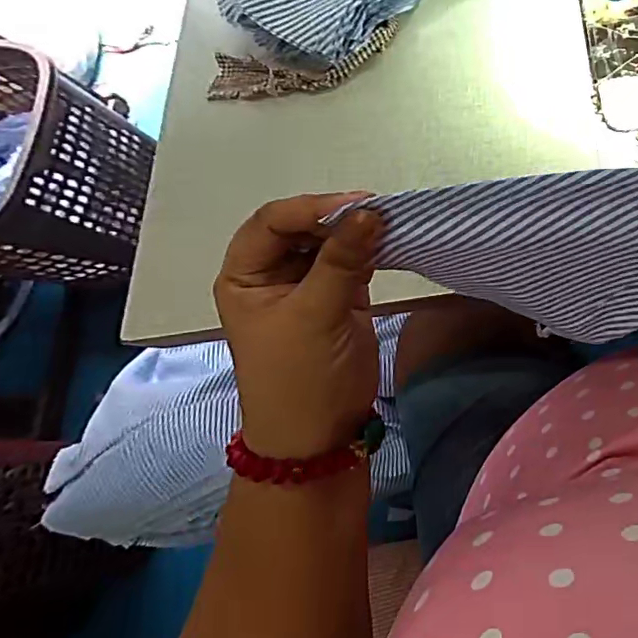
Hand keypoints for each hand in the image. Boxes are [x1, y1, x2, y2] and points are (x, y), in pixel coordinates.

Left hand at [213, 194, 383, 458]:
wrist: (321, 433)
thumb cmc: (300, 376)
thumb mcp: (316, 315)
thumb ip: (342, 260)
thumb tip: (372, 210)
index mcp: (246, 275)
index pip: (272, 223)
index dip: (311, 208)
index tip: (358, 205)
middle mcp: (273, 273)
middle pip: (303, 226)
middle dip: (337, 216)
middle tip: (380, 211)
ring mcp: (308, 284)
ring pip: (331, 241)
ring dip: (357, 230)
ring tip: (391, 222)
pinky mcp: (340, 296)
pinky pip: (354, 260)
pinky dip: (372, 249)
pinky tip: (391, 242)